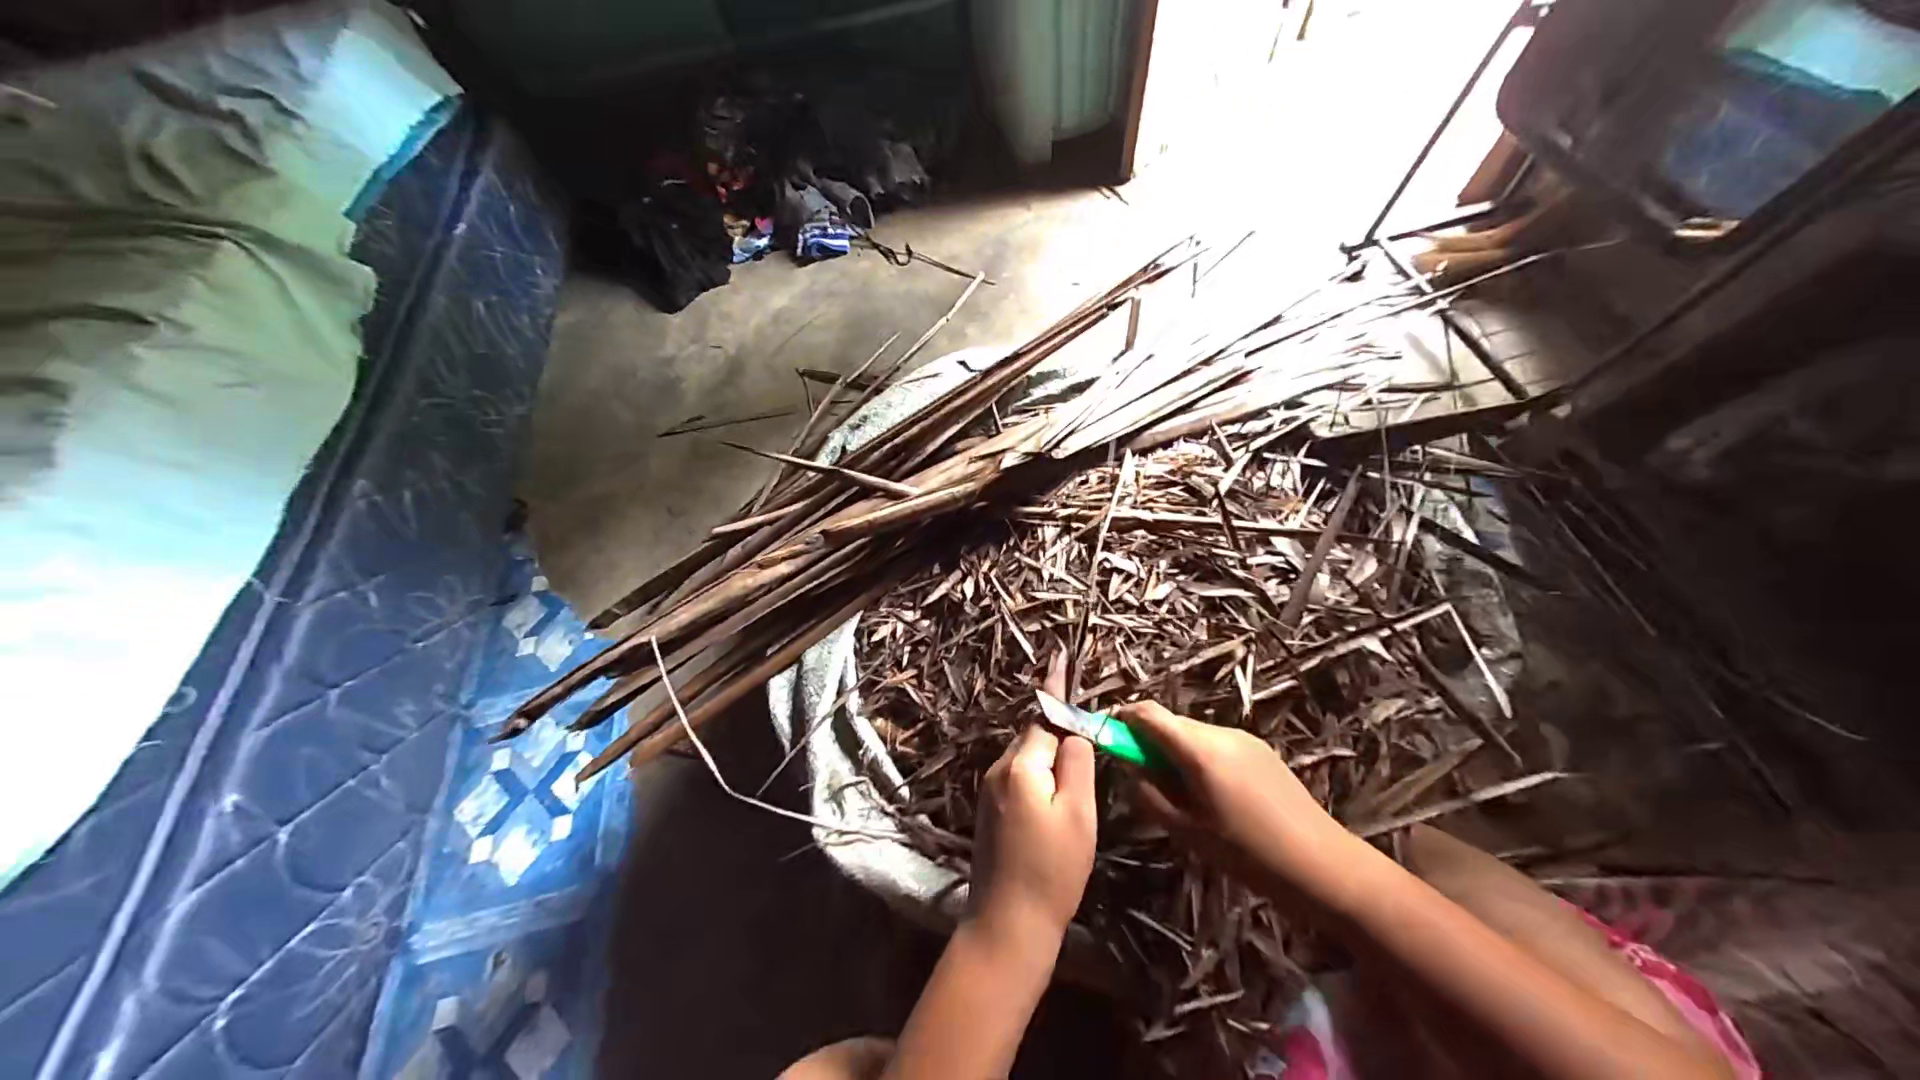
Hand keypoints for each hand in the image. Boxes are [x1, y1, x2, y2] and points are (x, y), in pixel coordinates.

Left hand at [969, 723, 1096, 940]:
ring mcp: (988, 792)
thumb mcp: (1078, 813)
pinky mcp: (988, 812)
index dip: (1064, 708)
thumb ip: (1078, 764)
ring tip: (1077, 769)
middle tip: (1089, 740)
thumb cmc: (1052, 869)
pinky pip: (1016, 780)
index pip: (1044, 721)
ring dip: (1047, 758)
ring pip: (1024, 759)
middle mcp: (997, 771)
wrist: (1007, 924)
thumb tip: (1075, 733)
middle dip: (1057, 734)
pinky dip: (1036, 778)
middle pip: (1031, 738)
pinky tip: (1054, 800)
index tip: (1073, 683)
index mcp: (1019, 766)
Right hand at [1118, 701, 1354, 891]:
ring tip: (1184, 796)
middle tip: (1147, 780)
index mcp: (1198, 749)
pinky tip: (1213, 796)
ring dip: (1176, 752)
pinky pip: (1216, 744)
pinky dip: (1200, 758)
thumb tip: (1130, 768)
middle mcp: (1219, 732)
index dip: (1122, 720)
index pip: (1147, 713)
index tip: (1110, 741)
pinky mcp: (1260, 750)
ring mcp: (1244, 738)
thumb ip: (1149, 793)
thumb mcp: (1186, 830)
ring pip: (1192, 734)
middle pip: (1170, 723)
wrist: (1324, 866)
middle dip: (1149, 742)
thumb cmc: (1248, 854)